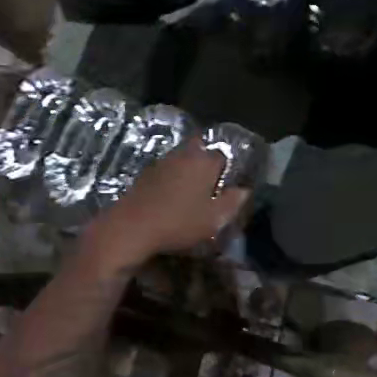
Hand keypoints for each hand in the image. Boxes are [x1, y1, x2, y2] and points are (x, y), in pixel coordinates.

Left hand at [83, 139, 251, 266]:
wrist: (131, 227)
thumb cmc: (179, 222)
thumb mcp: (213, 219)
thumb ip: (232, 202)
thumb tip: (244, 190)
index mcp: (204, 162)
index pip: (223, 155)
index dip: (228, 168)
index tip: (230, 183)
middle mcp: (183, 155)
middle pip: (200, 150)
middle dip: (207, 162)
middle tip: (212, 183)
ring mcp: (162, 162)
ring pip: (182, 158)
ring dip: (188, 169)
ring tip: (193, 191)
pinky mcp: (145, 173)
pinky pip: (167, 170)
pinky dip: (172, 178)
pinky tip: (172, 196)